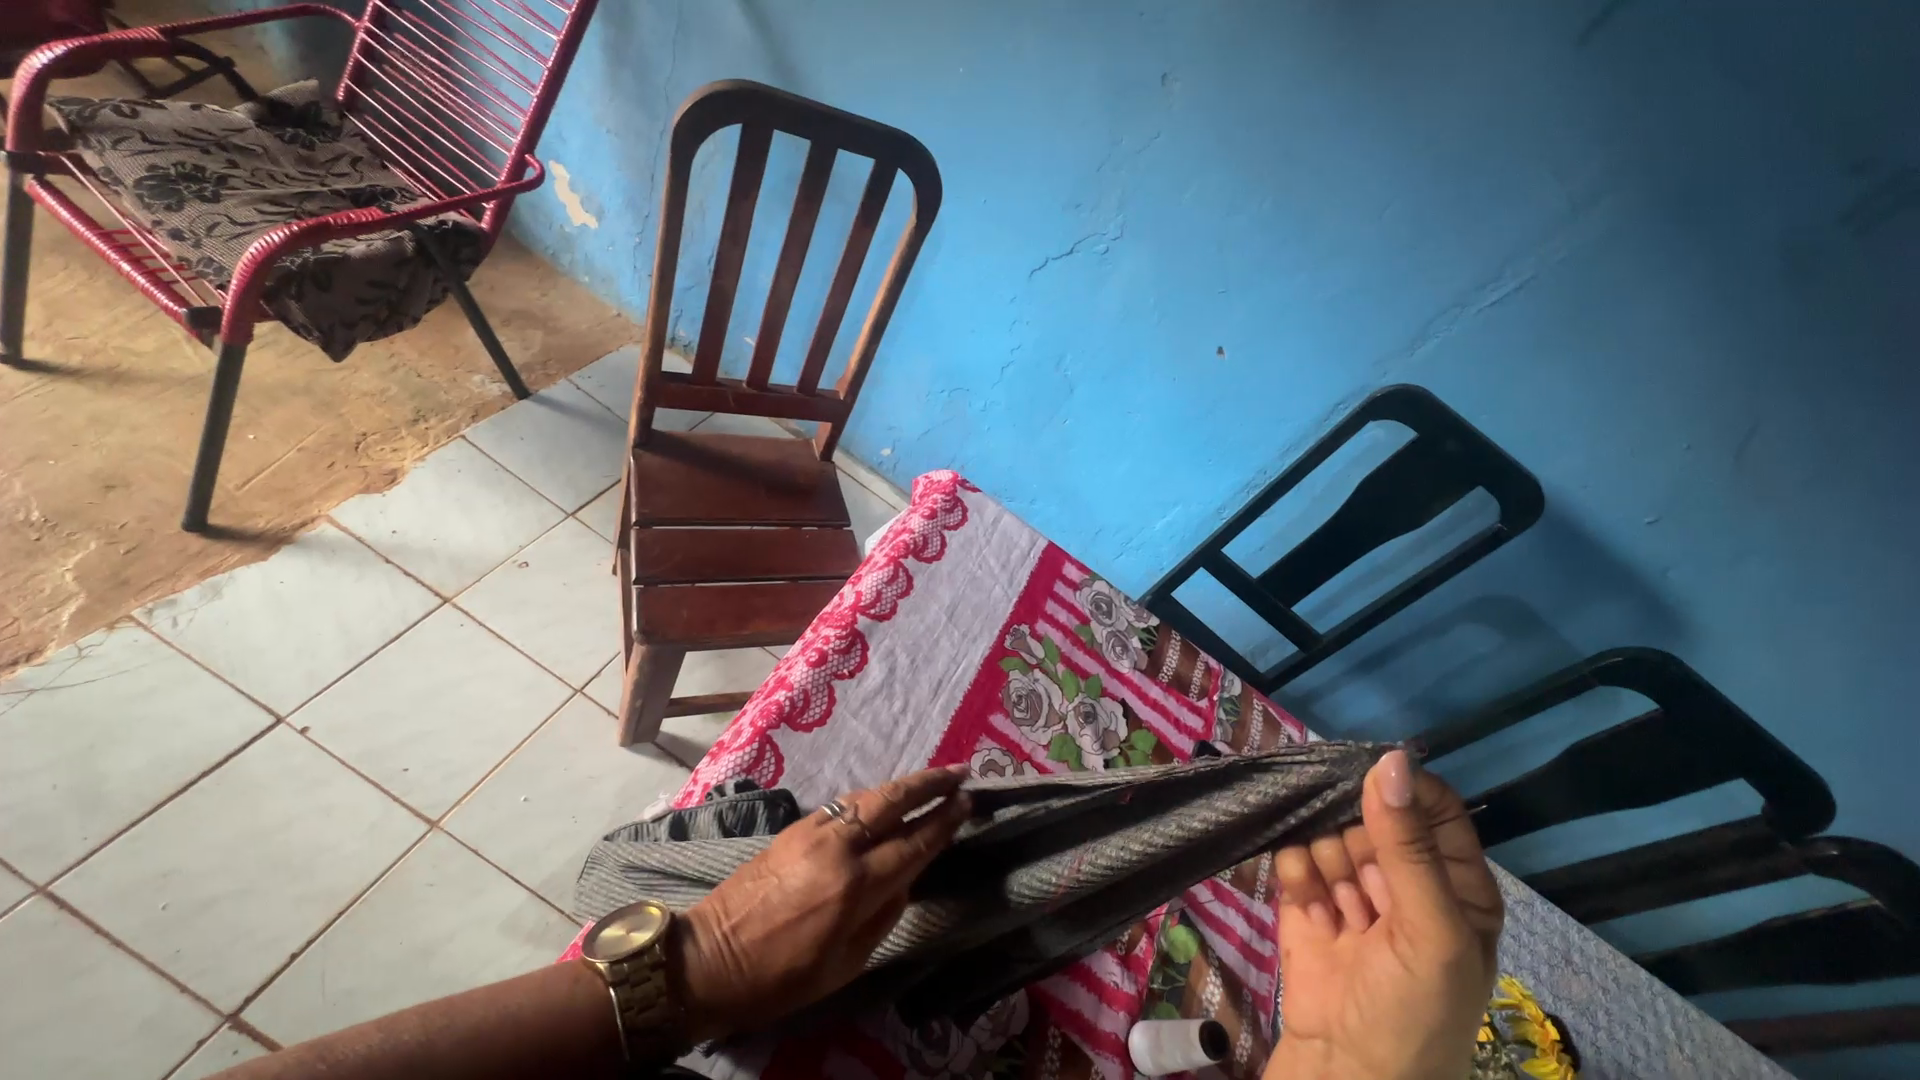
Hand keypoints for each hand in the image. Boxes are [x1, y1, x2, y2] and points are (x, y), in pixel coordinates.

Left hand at [671, 766, 971, 1041]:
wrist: (708, 959)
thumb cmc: (781, 977)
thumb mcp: (845, 963)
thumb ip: (884, 915)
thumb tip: (905, 878)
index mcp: (854, 886)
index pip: (913, 844)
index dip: (943, 822)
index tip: (968, 802)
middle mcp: (837, 847)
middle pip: (892, 801)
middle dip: (930, 783)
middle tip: (961, 772)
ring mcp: (813, 831)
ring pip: (867, 796)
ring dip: (902, 786)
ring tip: (931, 781)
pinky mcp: (794, 829)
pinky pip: (843, 805)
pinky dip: (872, 798)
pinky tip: (885, 802)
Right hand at [1263, 749, 1503, 1079]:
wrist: (1345, 1076)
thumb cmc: (1413, 1012)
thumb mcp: (1431, 932)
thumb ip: (1408, 846)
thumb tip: (1389, 760)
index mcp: (1456, 884)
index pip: (1432, 807)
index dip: (1400, 791)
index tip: (1365, 785)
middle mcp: (1404, 879)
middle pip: (1371, 814)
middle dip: (1356, 836)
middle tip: (1360, 881)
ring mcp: (1351, 888)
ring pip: (1328, 830)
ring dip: (1326, 862)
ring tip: (1338, 909)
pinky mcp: (1305, 899)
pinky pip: (1294, 856)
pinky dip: (1297, 874)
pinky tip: (1311, 908)